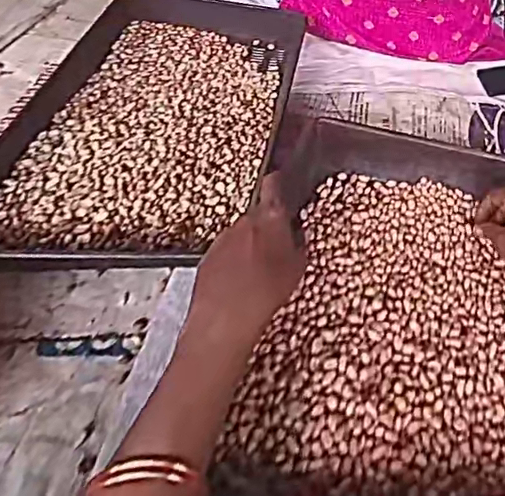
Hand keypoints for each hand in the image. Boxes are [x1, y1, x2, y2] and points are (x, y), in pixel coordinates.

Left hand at [190, 174, 303, 345]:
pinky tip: (239, 284)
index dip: (278, 182)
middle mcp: (244, 222)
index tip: (280, 182)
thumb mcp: (297, 268)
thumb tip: (298, 236)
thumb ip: (298, 243)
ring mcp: (222, 239)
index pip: (273, 185)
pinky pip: (224, 252)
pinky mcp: (206, 258)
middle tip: (277, 249)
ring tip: (257, 274)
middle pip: (257, 214)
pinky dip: (231, 262)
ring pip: (240, 234)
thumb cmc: (264, 295)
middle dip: (266, 227)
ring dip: (248, 246)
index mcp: (270, 218)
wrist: (223, 323)